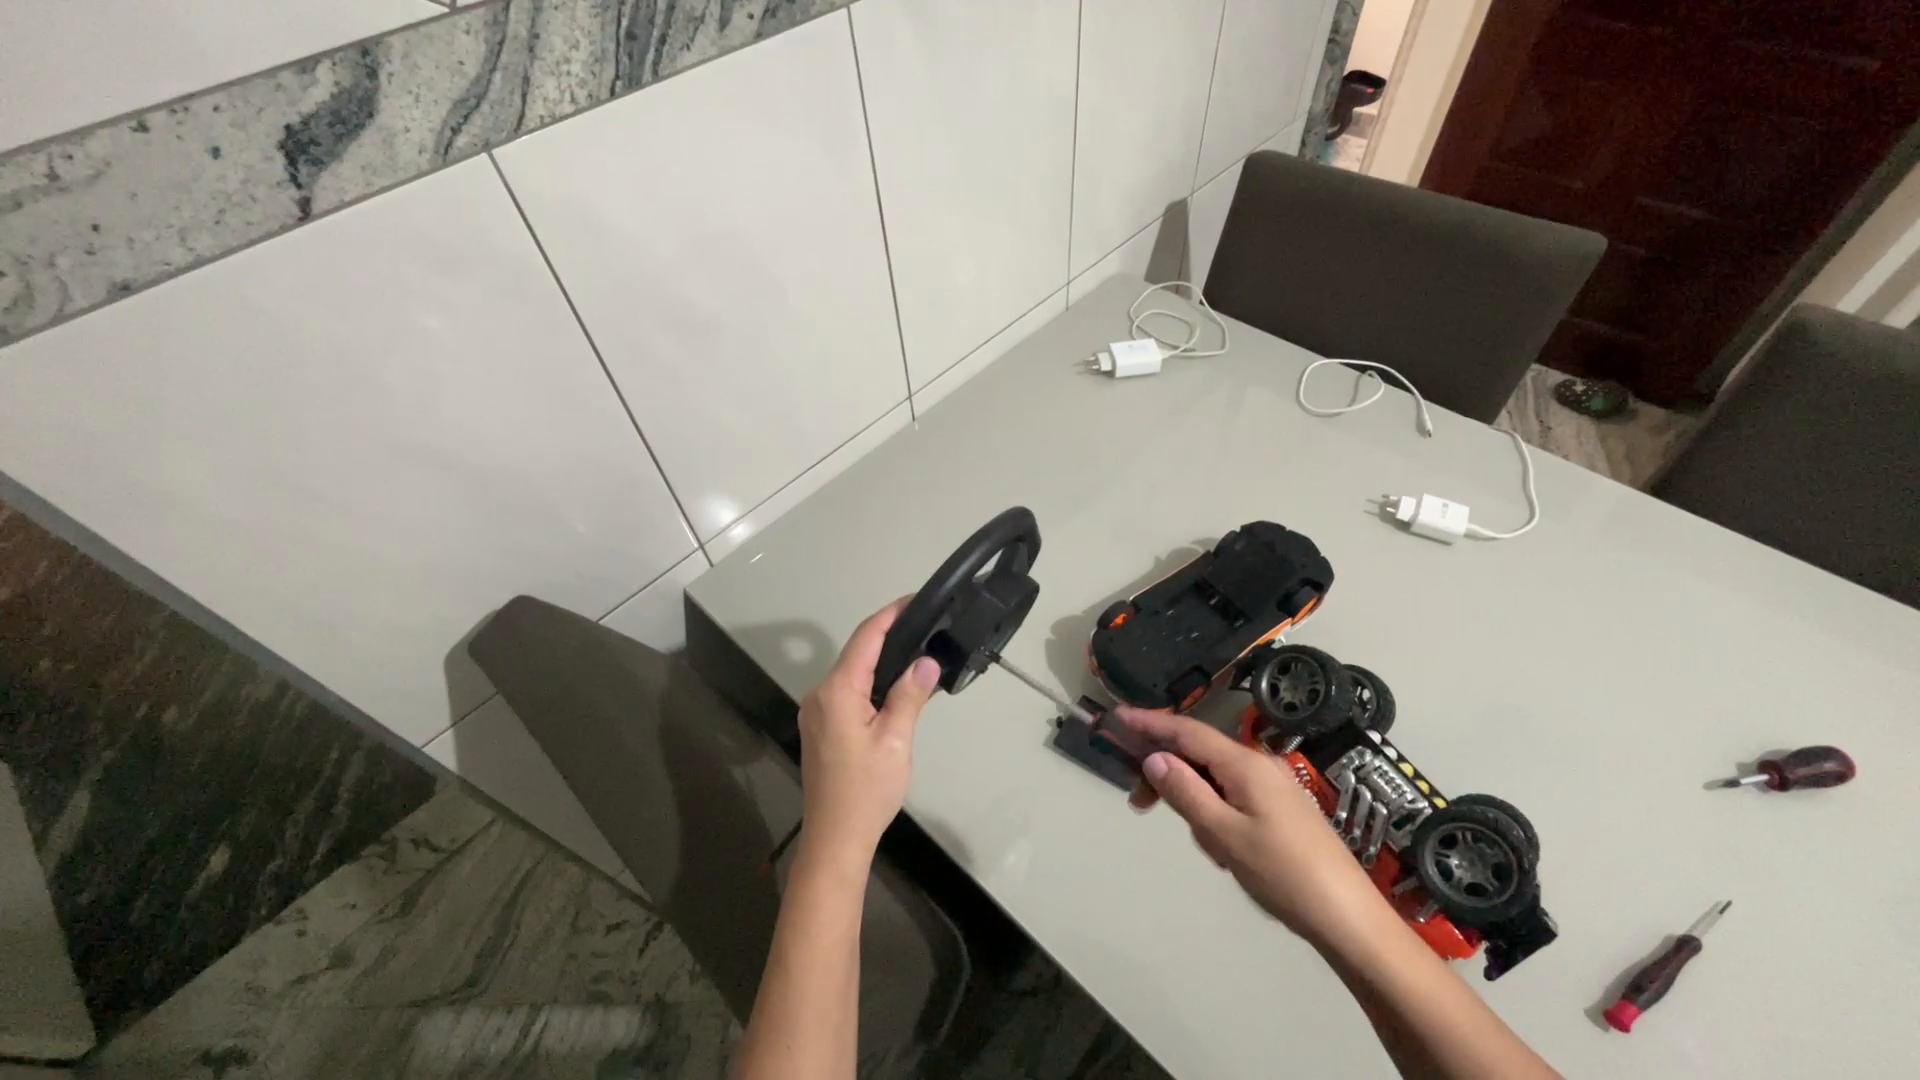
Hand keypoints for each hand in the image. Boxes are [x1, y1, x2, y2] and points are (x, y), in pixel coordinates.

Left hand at [795, 599, 941, 865]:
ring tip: (918, 656)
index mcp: (837, 691)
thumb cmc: (867, 789)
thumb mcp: (896, 740)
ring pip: (852, 675)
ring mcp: (816, 712)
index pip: (865, 638)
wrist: (835, 838)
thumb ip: (910, 695)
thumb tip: (926, 661)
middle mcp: (820, 695)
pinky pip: (847, 694)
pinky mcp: (820, 729)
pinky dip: (870, 684)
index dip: (890, 615)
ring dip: (881, 663)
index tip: (915, 600)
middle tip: (927, 628)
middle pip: (856, 654)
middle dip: (889, 637)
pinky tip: (895, 690)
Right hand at [1112, 706, 1383, 944]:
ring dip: (1196, 805)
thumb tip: (1154, 758)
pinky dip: (1216, 817)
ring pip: (1214, 781)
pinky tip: (1227, 853)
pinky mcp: (1280, 809)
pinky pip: (1232, 798)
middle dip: (1167, 775)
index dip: (1148, 723)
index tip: (1116, 718)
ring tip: (1210, 849)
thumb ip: (1186, 792)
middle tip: (1138, 804)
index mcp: (1244, 765)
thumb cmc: (1283, 873)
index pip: (1186, 732)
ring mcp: (1272, 787)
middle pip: (1198, 755)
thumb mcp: (1224, 835)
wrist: (1348, 916)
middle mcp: (1259, 766)